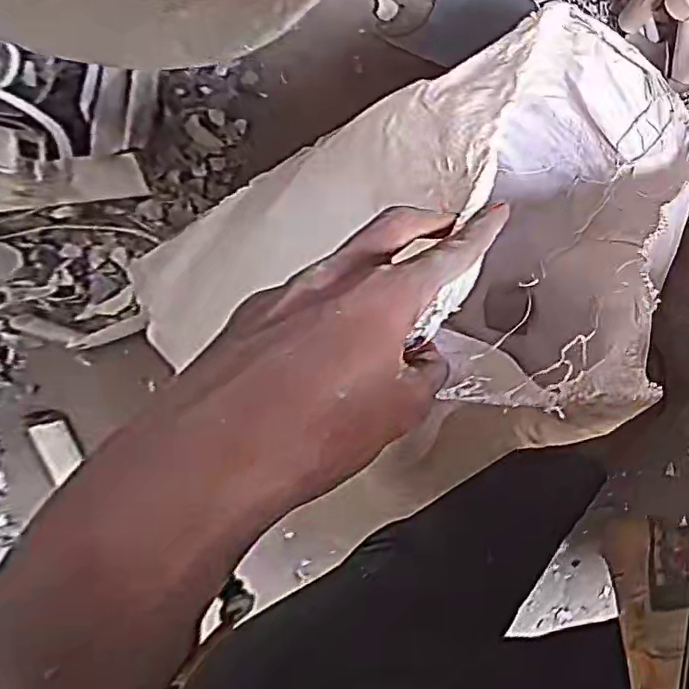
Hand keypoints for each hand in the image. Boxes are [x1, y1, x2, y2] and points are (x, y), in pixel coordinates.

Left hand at [168, 203, 511, 502]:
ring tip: (393, 304)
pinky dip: (334, 302)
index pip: (447, 253)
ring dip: (379, 265)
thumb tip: (421, 363)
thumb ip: (425, 373)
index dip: (478, 232)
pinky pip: (306, 295)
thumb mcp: (401, 410)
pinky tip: (334, 343)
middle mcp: (333, 285)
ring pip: (346, 260)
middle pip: (392, 228)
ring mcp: (285, 297)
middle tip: (449, 225)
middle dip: (429, 221)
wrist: (197, 471)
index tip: (490, 216)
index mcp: (383, 299)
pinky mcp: (248, 321)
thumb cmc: (301, 438)